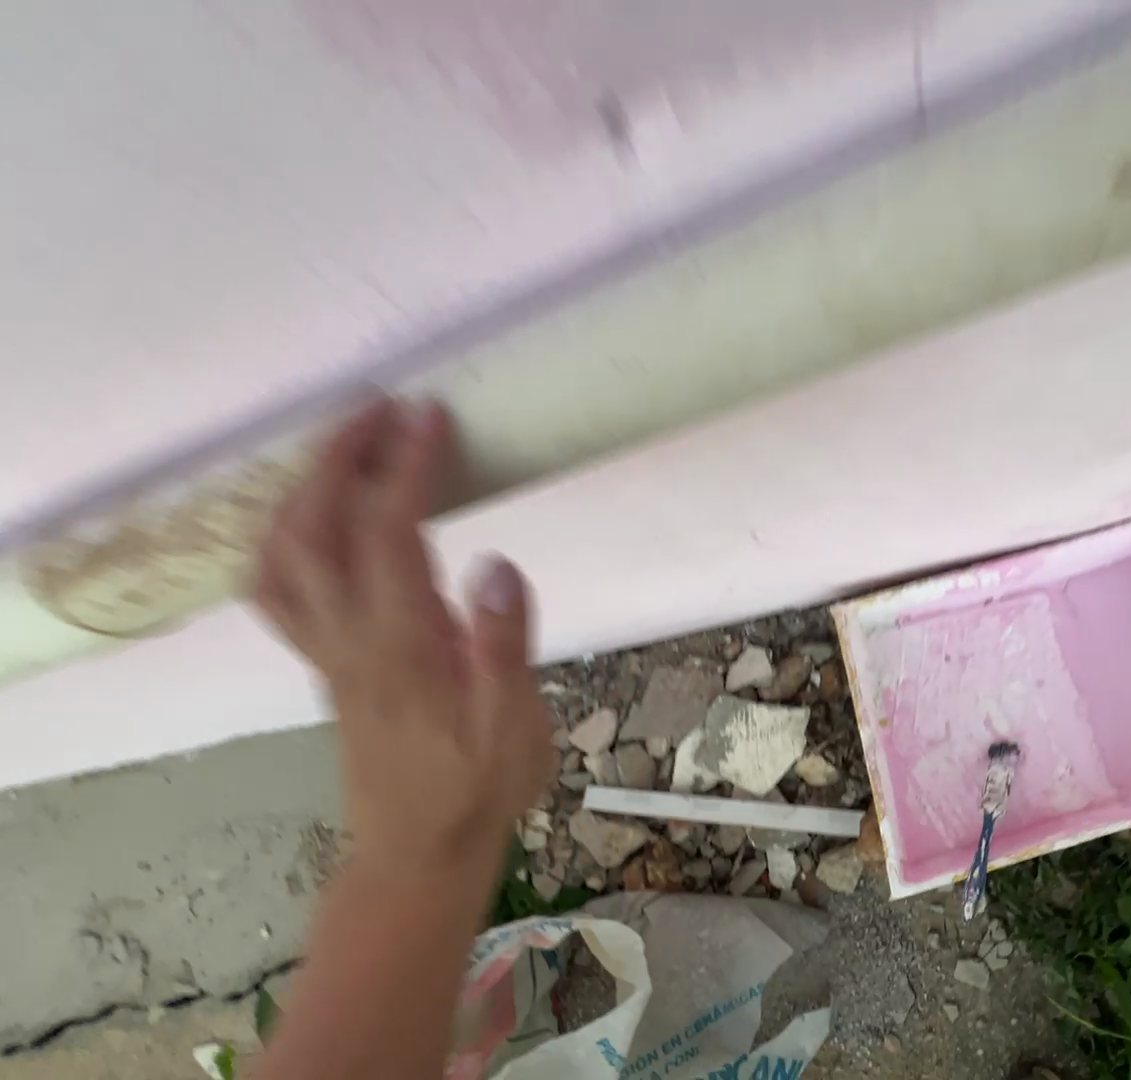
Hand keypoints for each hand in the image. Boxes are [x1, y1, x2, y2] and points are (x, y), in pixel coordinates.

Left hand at [253, 397, 555, 877]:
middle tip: (380, 409)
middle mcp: (349, 637)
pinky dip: (286, 534)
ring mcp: (327, 650)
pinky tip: (314, 521)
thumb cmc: (480, 785)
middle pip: (315, 530)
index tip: (428, 418)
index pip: (389, 535)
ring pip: (281, 554)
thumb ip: (503, 646)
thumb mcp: (512, 723)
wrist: (419, 848)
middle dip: (339, 458)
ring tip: (346, 447)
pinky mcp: (327, 662)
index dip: (404, 469)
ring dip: (304, 489)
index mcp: (401, 645)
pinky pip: (279, 585)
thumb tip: (495, 564)